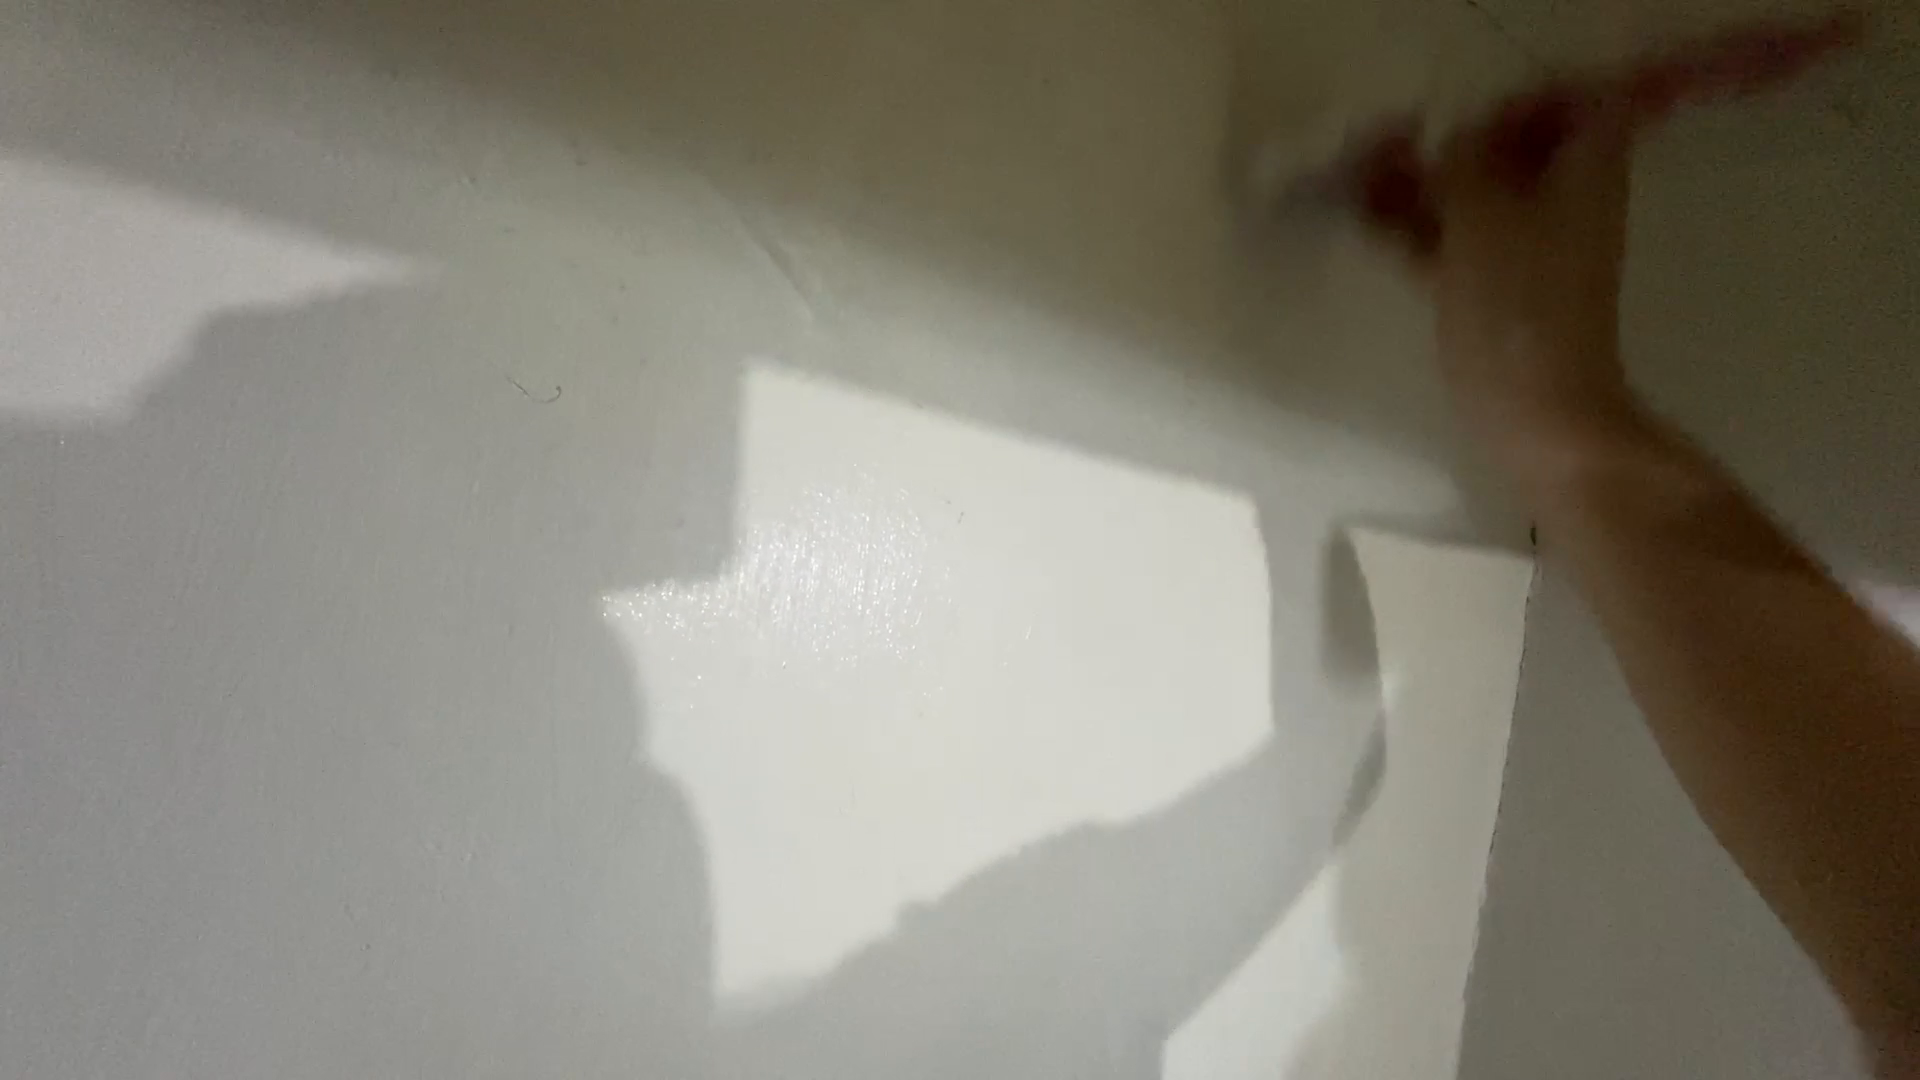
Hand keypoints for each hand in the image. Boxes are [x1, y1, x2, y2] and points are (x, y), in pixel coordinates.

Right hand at [1362, 96, 1642, 485]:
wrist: (1529, 404)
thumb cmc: (1513, 310)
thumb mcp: (1484, 220)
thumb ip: (1464, 166)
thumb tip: (1444, 143)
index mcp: (1581, 174)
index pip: (1559, 110)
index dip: (1505, 114)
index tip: (1445, 135)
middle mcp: (1558, 203)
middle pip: (1502, 156)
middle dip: (1443, 155)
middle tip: (1381, 159)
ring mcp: (1522, 249)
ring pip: (1467, 202)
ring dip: (1419, 193)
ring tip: (1360, 191)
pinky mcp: (1489, 288)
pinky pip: (1451, 242)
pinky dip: (1416, 232)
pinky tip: (1372, 228)